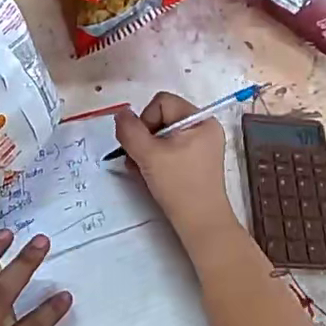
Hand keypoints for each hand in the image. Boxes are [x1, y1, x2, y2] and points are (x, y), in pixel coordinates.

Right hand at [113, 92, 240, 245]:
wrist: (201, 223)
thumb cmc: (178, 185)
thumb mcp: (148, 155)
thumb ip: (129, 130)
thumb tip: (121, 113)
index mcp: (200, 120)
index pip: (162, 102)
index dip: (145, 120)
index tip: (143, 146)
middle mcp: (205, 127)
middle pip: (162, 117)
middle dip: (145, 137)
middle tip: (138, 160)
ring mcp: (203, 145)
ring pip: (164, 135)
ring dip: (147, 150)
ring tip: (142, 170)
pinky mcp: (198, 160)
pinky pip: (172, 148)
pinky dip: (158, 158)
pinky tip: (151, 175)